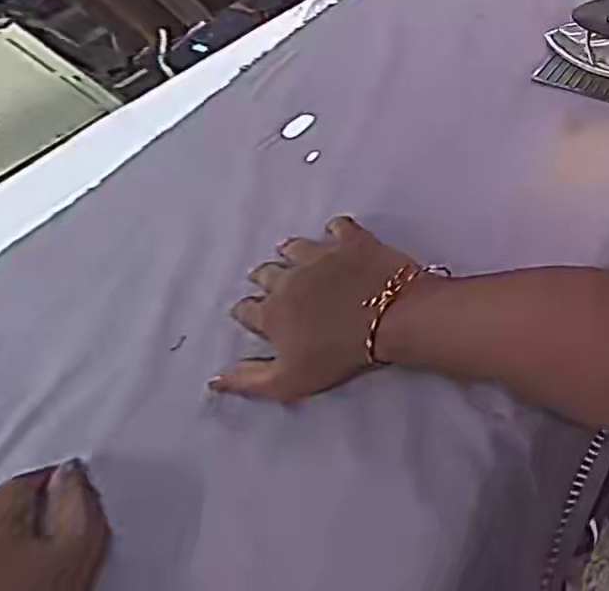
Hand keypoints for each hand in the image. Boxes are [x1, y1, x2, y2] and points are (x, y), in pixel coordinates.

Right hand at [210, 216, 417, 403]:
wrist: (394, 316)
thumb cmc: (343, 353)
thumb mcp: (289, 382)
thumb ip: (248, 380)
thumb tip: (214, 379)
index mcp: (271, 313)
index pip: (246, 309)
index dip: (248, 311)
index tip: (254, 311)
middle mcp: (290, 280)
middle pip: (267, 274)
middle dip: (265, 277)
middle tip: (271, 279)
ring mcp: (322, 256)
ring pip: (297, 247)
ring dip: (293, 250)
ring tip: (293, 252)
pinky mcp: (354, 241)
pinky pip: (340, 226)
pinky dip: (337, 228)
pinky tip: (338, 231)